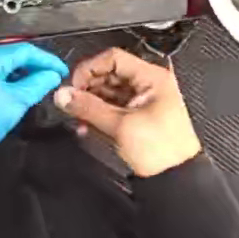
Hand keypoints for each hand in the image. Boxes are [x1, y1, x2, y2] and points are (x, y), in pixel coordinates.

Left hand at [0, 44, 68, 180]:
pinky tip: (14, 92)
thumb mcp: (13, 104)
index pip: (26, 50)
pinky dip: (5, 79)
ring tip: (36, 87)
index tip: (62, 73)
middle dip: (34, 66)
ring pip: (0, 63)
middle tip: (52, 80)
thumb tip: (51, 76)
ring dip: (20, 73)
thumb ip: (36, 86)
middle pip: (12, 53)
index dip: (48, 61)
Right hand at [54, 48, 201, 176]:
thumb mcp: (119, 126)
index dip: (89, 69)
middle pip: (108, 74)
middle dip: (87, 89)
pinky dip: (97, 114)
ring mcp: (142, 101)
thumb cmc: (161, 151)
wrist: (175, 179)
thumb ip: (87, 107)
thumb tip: (63, 95)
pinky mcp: (136, 116)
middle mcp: (148, 85)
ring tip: (79, 118)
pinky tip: (87, 125)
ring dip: (90, 103)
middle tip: (72, 103)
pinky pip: (111, 107)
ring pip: (107, 92)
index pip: (113, 58)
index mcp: (152, 78)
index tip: (74, 86)